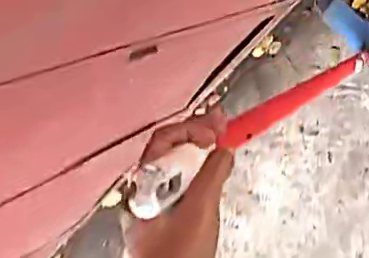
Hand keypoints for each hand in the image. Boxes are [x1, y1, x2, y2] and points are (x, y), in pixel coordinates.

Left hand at [122, 111, 232, 257]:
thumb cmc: (179, 256)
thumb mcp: (201, 210)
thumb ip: (213, 174)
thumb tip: (224, 149)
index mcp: (144, 182)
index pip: (165, 138)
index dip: (192, 127)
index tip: (217, 126)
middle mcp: (144, 190)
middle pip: (169, 148)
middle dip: (197, 133)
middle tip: (222, 124)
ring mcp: (153, 207)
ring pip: (175, 166)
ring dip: (199, 150)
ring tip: (221, 141)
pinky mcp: (164, 222)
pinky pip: (179, 185)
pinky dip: (197, 172)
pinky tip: (211, 171)